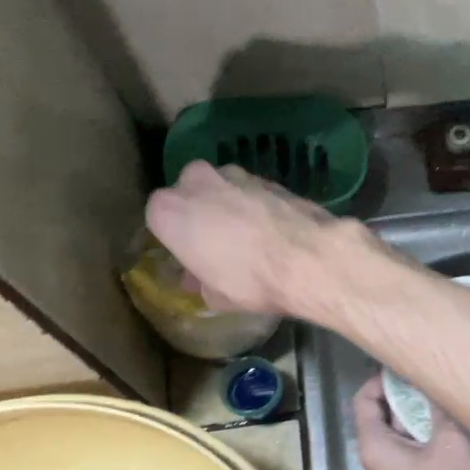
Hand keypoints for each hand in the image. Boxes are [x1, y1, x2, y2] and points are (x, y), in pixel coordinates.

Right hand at [144, 161, 370, 316]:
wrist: (308, 257)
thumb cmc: (250, 280)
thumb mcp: (216, 296)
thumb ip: (201, 282)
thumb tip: (199, 280)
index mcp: (168, 210)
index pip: (160, 220)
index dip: (178, 242)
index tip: (193, 260)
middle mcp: (194, 181)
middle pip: (191, 198)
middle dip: (202, 218)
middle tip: (221, 248)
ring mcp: (234, 174)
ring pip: (223, 191)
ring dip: (231, 209)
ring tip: (252, 241)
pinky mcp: (269, 176)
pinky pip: (253, 193)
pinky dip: (259, 208)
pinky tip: (275, 232)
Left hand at [353, 374, 469, 469]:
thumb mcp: (450, 442)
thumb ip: (439, 408)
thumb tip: (433, 382)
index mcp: (375, 448)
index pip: (364, 400)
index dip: (382, 378)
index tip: (409, 362)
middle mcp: (379, 463)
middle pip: (386, 417)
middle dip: (409, 395)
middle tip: (439, 376)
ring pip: (407, 438)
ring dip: (427, 419)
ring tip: (454, 399)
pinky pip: (421, 457)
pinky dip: (435, 441)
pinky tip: (463, 431)